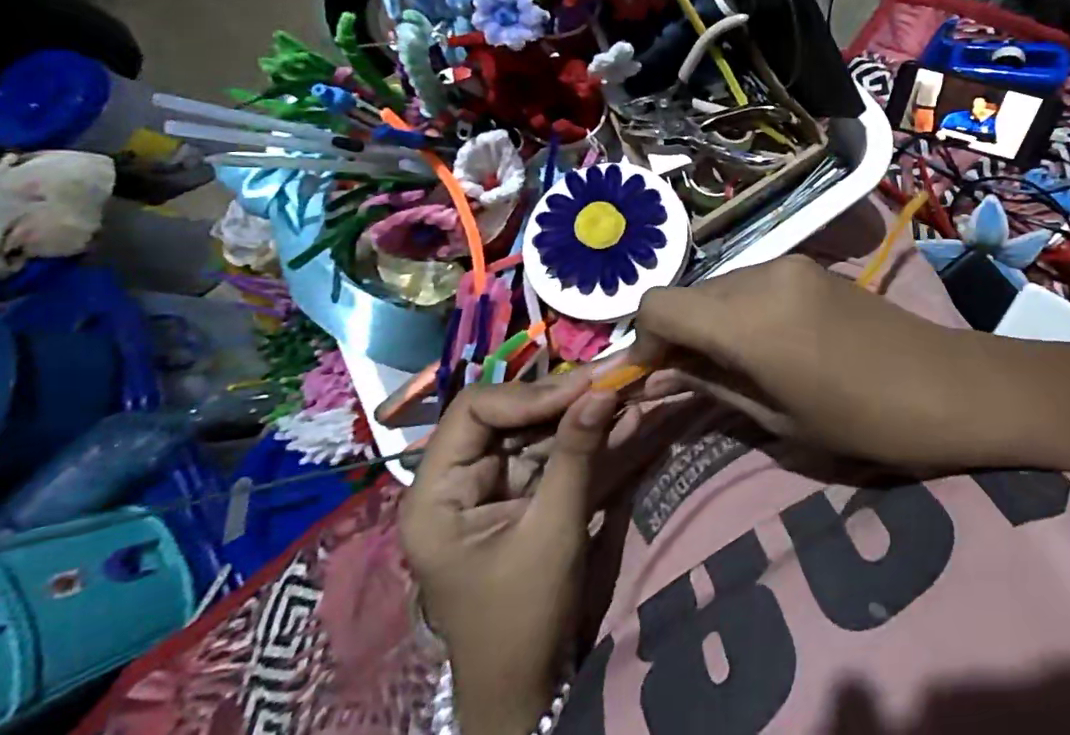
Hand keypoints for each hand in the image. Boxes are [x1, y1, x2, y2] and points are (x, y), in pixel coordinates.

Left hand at [399, 374, 618, 733]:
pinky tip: (626, 420)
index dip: (530, 394)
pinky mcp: (524, 500)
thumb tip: (603, 390)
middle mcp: (459, 483)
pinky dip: (590, 442)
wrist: (530, 689)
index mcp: (437, 493)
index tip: (587, 388)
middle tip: (619, 378)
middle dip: (567, 400)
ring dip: (586, 417)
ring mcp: (493, 490)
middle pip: (511, 418)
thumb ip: (576, 456)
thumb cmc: (524, 617)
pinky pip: (556, 459)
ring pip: (539, 434)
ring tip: (633, 392)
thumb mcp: (553, 530)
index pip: (475, 412)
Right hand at [627, 255, 1069, 496]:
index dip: (646, 340)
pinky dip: (743, 309)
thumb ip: (712, 386)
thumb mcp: (776, 418)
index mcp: (747, 319)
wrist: (943, 385)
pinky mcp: (812, 265)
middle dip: (680, 332)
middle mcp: (762, 275)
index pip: (659, 306)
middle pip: (690, 293)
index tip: (657, 374)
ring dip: (714, 320)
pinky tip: (771, 343)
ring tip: (738, 363)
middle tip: (694, 377)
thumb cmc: (861, 420)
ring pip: (722, 285)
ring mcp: (790, 264)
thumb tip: (665, 373)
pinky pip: (755, 281)